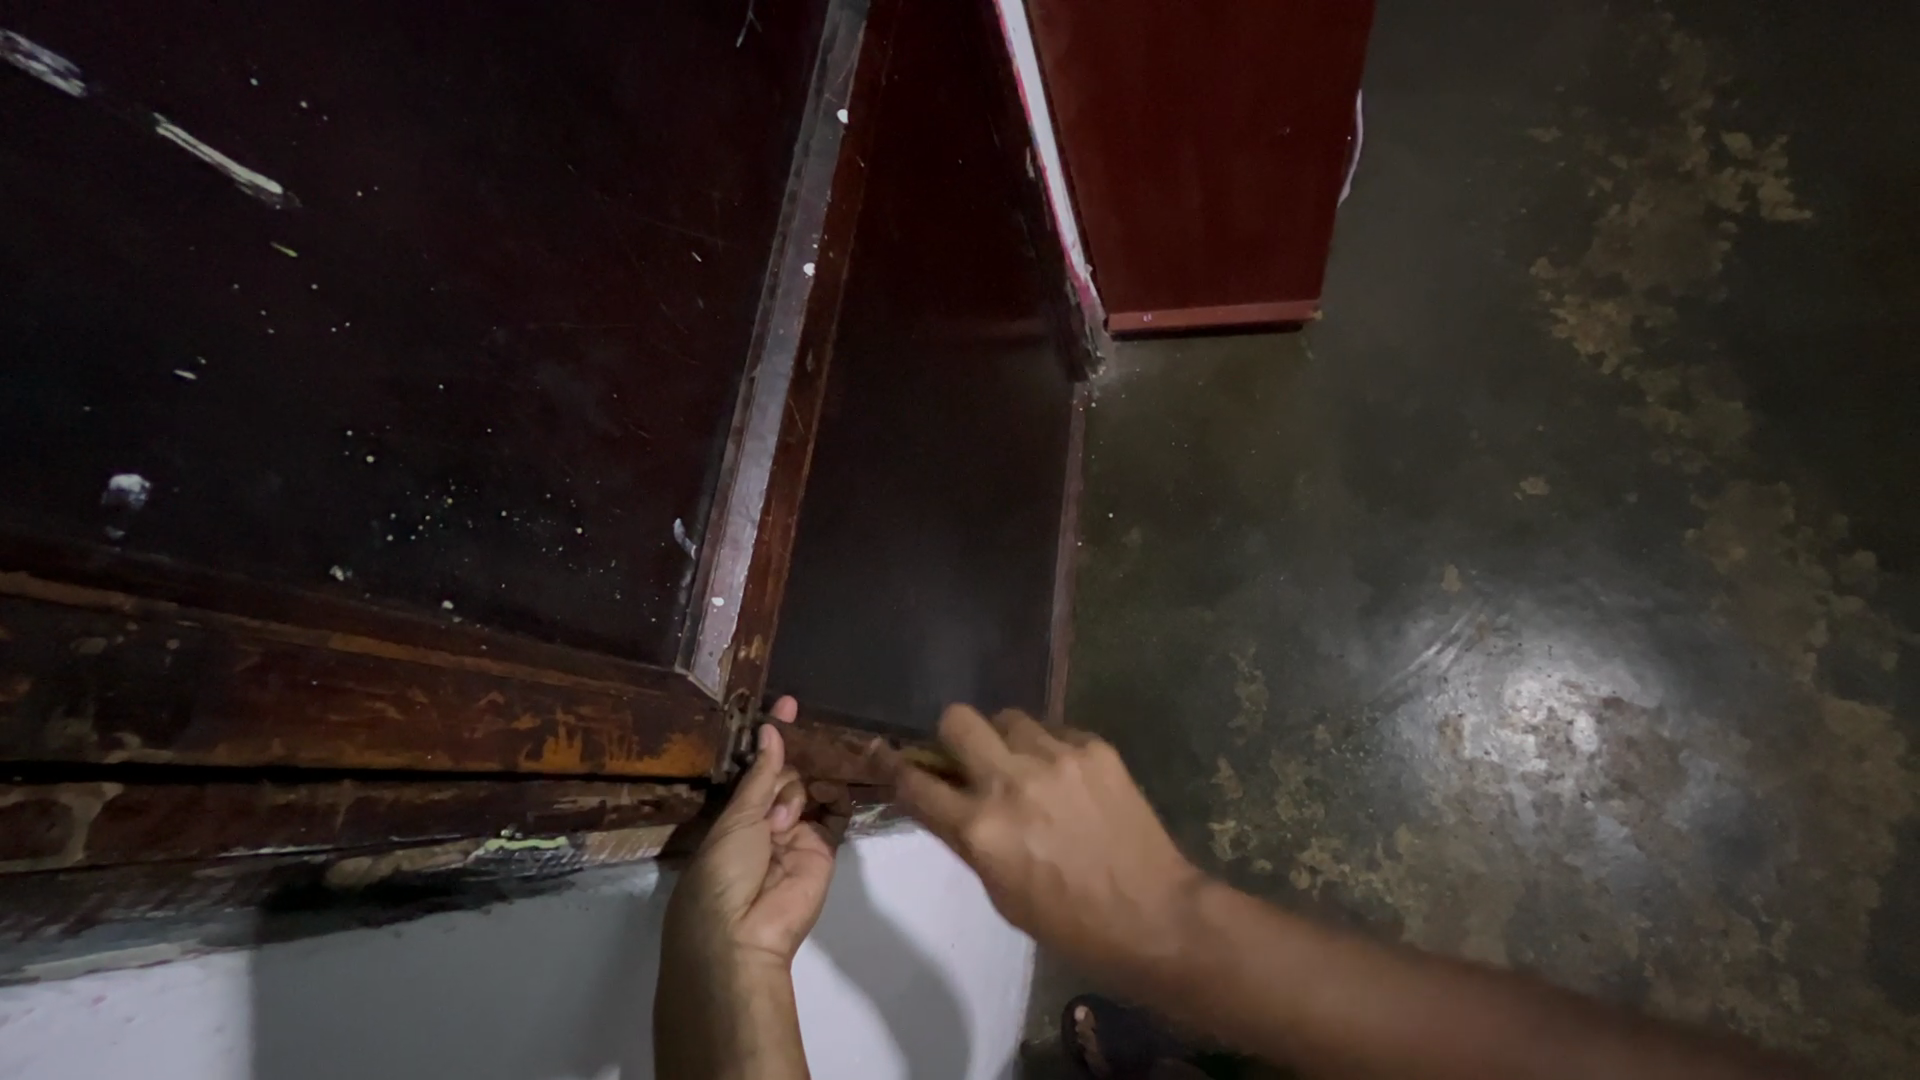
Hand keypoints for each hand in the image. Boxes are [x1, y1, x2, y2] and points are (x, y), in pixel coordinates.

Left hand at [664, 696, 836, 971]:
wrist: (741, 934)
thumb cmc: (723, 871)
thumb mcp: (736, 819)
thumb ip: (761, 775)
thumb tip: (771, 731)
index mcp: (737, 815)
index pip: (759, 768)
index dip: (772, 738)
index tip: (787, 704)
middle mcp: (767, 822)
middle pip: (787, 774)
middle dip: (793, 754)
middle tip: (802, 725)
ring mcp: (797, 835)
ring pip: (811, 788)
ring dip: (810, 776)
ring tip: (814, 766)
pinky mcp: (823, 849)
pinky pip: (835, 813)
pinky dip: (838, 794)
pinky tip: (839, 774)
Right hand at [882, 705, 1203, 987]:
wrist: (1154, 915)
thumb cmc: (1069, 922)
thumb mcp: (999, 891)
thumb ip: (966, 837)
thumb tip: (942, 800)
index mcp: (980, 829)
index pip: (916, 783)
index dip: (895, 767)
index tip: (886, 754)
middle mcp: (1011, 782)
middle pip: (957, 719)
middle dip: (953, 735)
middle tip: (969, 757)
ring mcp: (1056, 758)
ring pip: (1008, 716)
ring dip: (1006, 739)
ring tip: (1026, 765)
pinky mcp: (1094, 747)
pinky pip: (1054, 730)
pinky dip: (1050, 748)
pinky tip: (1067, 777)